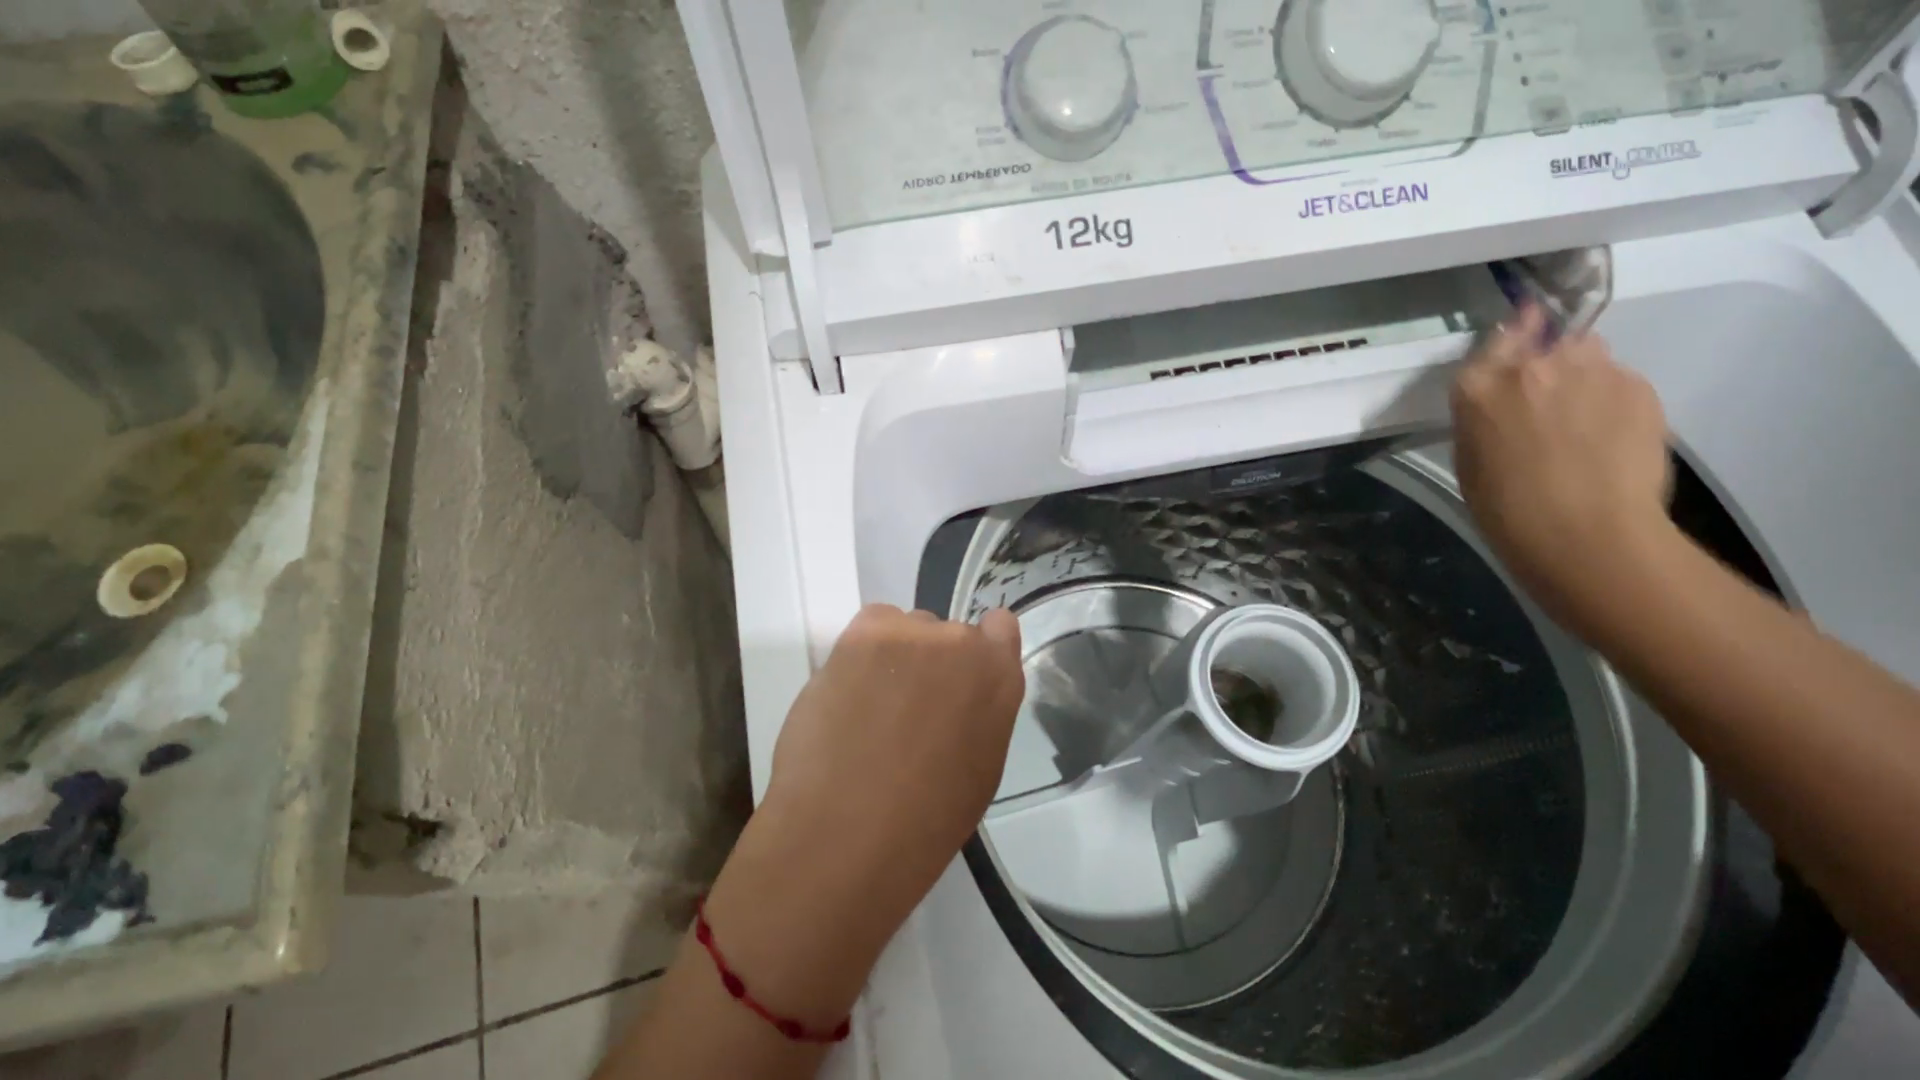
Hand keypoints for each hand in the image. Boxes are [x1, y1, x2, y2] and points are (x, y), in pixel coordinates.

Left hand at [600, 607, 1024, 1074]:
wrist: (848, 832)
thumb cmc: (924, 822)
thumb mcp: (981, 770)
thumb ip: (980, 716)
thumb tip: (958, 701)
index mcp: (999, 679)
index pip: (1000, 629)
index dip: (978, 650)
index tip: (956, 682)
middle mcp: (960, 644)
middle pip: (946, 633)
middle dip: (931, 663)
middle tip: (907, 711)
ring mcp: (908, 635)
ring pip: (904, 629)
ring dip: (893, 658)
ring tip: (870, 710)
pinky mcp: (858, 637)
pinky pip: (868, 628)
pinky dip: (860, 653)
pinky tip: (850, 695)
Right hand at [1450, 306, 1678, 635]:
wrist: (1586, 535)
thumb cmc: (1508, 512)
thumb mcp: (1471, 459)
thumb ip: (1485, 415)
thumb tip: (1504, 400)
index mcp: (1479, 386)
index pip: (1498, 336)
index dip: (1513, 339)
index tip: (1520, 345)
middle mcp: (1533, 365)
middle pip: (1549, 337)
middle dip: (1551, 358)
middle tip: (1552, 398)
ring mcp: (1591, 370)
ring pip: (1590, 353)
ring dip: (1584, 374)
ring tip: (1586, 418)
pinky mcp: (1638, 386)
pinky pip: (1622, 381)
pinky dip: (1615, 401)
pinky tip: (1612, 439)